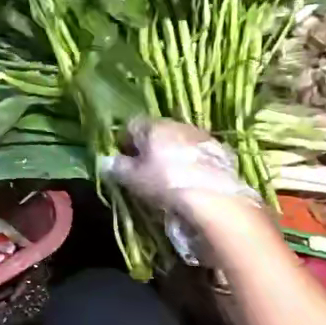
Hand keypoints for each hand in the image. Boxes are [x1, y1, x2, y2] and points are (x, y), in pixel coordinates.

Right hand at [100, 118, 266, 257]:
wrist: (214, 200)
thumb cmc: (165, 184)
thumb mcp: (133, 180)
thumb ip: (117, 167)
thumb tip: (105, 161)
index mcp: (153, 126)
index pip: (131, 125)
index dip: (124, 142)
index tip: (122, 161)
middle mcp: (177, 124)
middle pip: (156, 132)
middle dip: (148, 148)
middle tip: (144, 171)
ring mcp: (201, 136)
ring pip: (178, 141)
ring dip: (171, 154)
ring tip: (169, 178)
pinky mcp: (220, 151)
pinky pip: (197, 153)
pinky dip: (191, 163)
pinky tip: (190, 181)